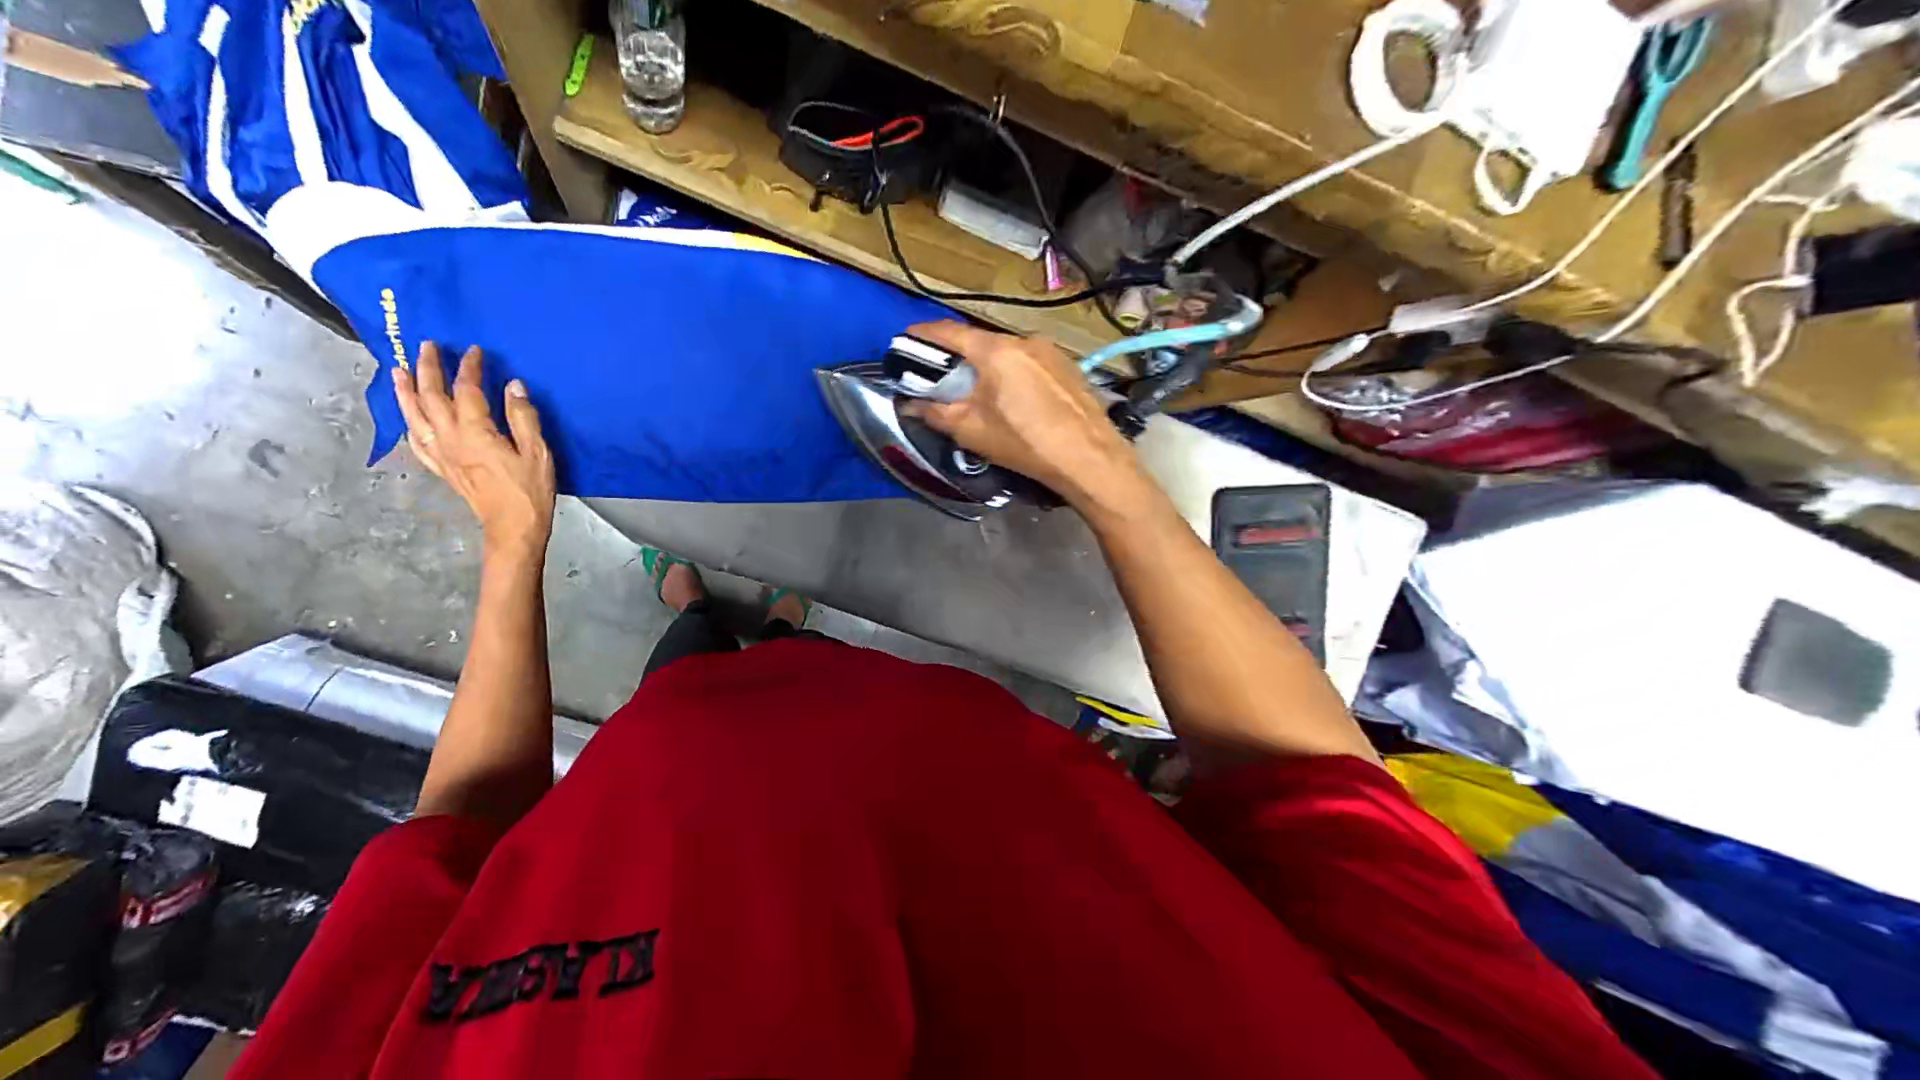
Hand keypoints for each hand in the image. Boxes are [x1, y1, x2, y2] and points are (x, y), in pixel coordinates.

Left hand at [393, 343, 555, 557]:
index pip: (467, 390)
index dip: (469, 367)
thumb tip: (512, 386)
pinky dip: (409, 423)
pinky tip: (408, 416)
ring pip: (415, 416)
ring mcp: (441, 454)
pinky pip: (417, 441)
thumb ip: (523, 417)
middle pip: (432, 397)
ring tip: (399, 371)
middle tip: (426, 347)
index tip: (473, 350)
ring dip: (406, 391)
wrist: (513, 527)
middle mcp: (450, 439)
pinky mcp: (442, 468)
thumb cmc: (530, 491)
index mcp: (475, 432)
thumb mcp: (537, 452)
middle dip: (428, 369)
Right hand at [900, 322, 1145, 511]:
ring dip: (989, 367)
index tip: (907, 340)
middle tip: (943, 378)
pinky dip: (1014, 374)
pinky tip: (1016, 401)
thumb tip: (911, 405)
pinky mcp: (1068, 367)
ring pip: (1008, 353)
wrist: (1089, 459)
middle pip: (980, 342)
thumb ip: (936, 413)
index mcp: (996, 350)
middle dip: (958, 357)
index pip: (949, 331)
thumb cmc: (1025, 443)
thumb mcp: (972, 432)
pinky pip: (1031, 364)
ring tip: (982, 394)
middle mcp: (1024, 341)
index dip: (924, 334)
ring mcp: (1051, 352)